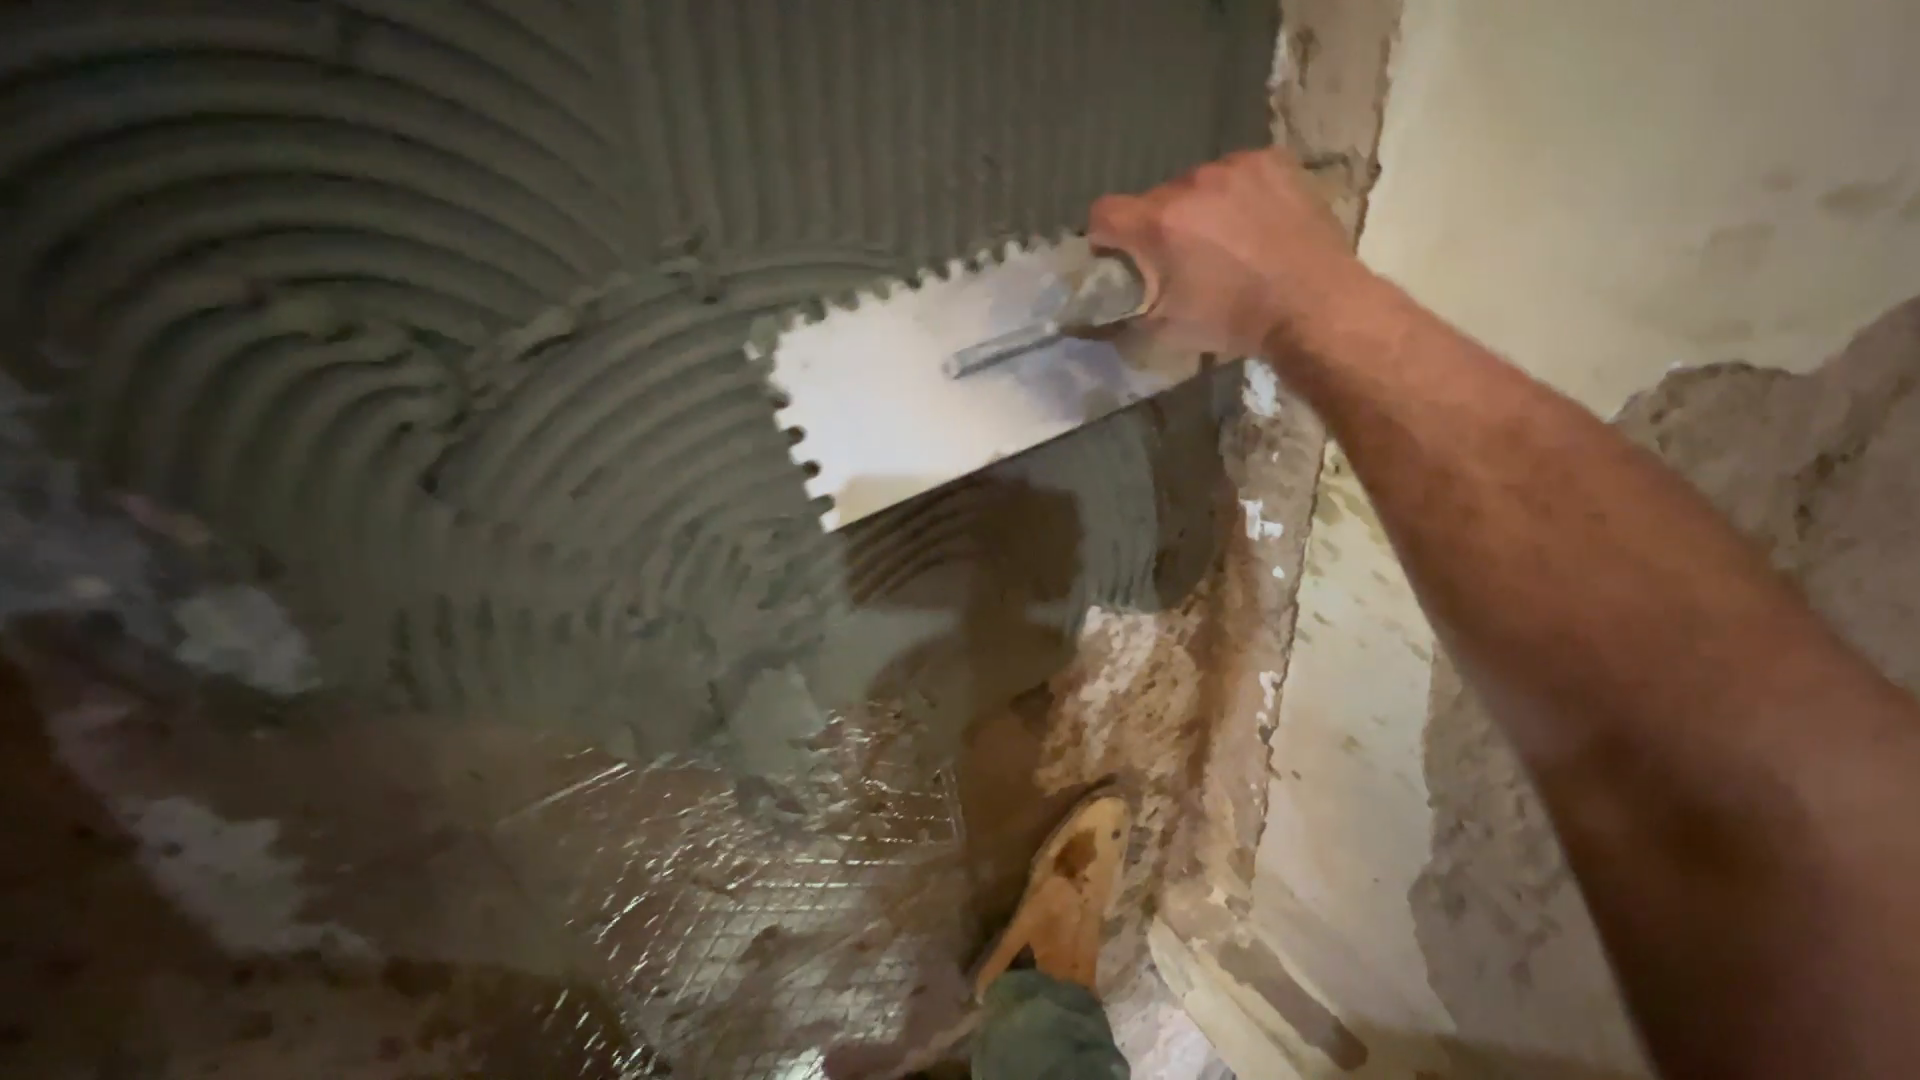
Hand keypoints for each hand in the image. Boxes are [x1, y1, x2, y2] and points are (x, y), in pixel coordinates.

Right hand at [1088, 148, 1357, 357]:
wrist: (1315, 306)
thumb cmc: (1235, 321)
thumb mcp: (1167, 328)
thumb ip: (1130, 305)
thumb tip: (1116, 300)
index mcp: (1159, 223)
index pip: (1102, 213)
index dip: (1104, 237)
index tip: (1119, 255)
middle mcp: (1192, 184)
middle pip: (1153, 199)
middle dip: (1159, 226)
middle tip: (1183, 258)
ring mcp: (1235, 167)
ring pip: (1196, 185)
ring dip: (1199, 208)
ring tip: (1226, 240)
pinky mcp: (1271, 161)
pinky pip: (1236, 173)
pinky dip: (1237, 194)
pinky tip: (1255, 222)